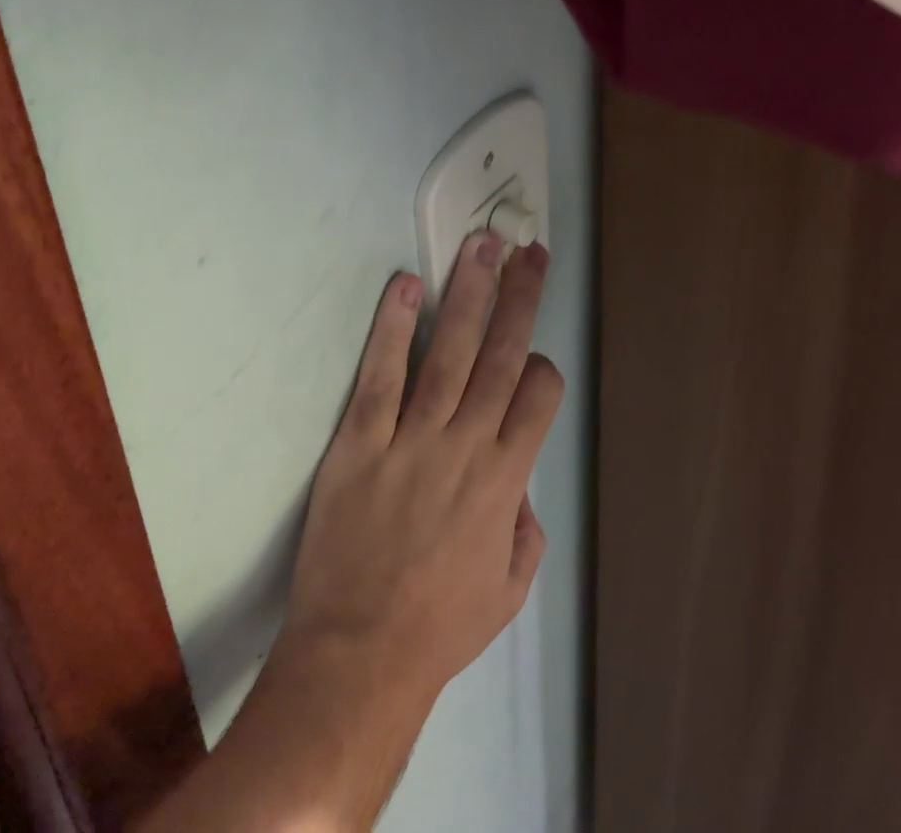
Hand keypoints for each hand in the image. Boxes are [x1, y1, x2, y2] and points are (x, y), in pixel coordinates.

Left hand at [282, 231, 561, 696]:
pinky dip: (392, 331)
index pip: (539, 395)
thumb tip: (517, 488)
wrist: (360, 655)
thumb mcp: (513, 584)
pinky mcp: (357, 445)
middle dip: (520, 297)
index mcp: (508, 479)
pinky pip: (378, 379)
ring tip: (481, 245)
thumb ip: (525, 526)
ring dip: (468, 294)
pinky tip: (405, 288)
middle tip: (529, 249)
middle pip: (503, 356)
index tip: (535, 360)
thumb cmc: (443, 625)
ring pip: (449, 353)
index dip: (544, 367)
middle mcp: (467, 445)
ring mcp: (410, 441)